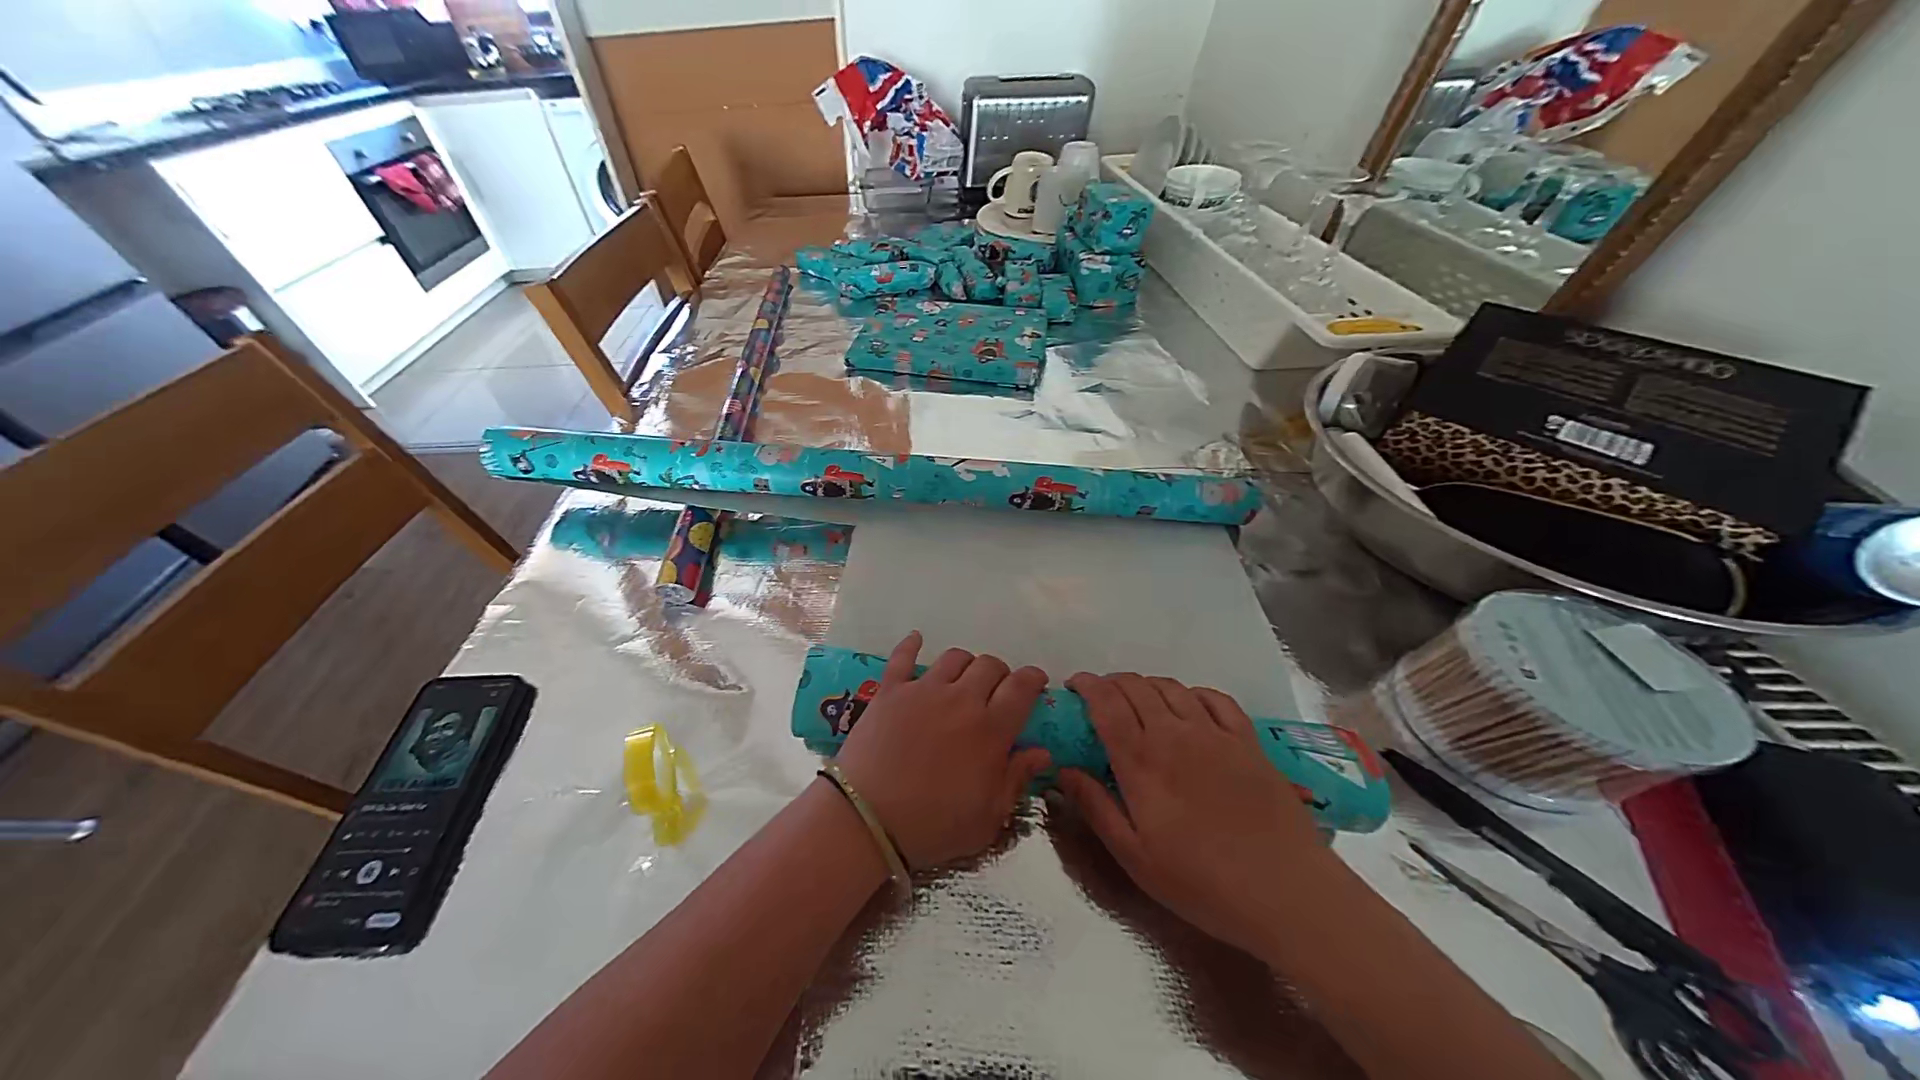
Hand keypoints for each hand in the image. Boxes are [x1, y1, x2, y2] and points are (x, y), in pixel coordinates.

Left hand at [833, 632, 1051, 868]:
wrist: (867, 820)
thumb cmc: (933, 826)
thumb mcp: (987, 818)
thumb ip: (1016, 779)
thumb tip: (1041, 752)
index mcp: (991, 730)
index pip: (1022, 687)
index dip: (1033, 679)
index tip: (1036, 683)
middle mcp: (961, 700)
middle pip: (990, 665)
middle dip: (1000, 674)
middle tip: (996, 693)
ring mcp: (923, 691)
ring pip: (954, 657)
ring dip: (966, 665)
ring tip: (962, 680)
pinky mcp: (890, 691)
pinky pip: (903, 657)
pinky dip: (912, 645)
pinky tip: (917, 639)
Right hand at [1057, 673, 1341, 957]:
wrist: (1286, 891)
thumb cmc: (1201, 882)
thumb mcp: (1134, 856)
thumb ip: (1095, 807)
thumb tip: (1062, 771)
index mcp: (1142, 761)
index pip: (1106, 703)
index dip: (1087, 686)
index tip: (1074, 686)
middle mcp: (1176, 734)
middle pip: (1136, 687)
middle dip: (1111, 683)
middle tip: (1101, 699)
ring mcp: (1215, 734)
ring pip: (1172, 688)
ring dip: (1147, 686)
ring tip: (1138, 702)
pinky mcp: (1248, 741)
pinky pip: (1214, 698)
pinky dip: (1191, 692)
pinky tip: (1187, 706)